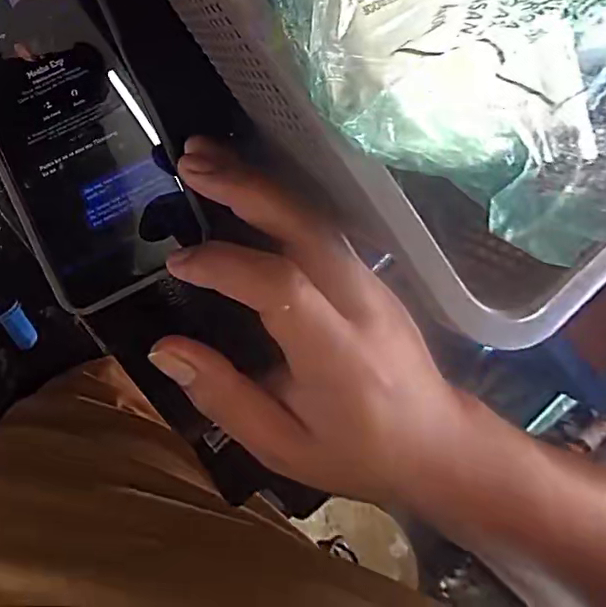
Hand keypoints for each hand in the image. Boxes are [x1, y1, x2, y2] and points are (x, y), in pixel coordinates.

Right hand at [148, 138, 473, 506]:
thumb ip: (223, 396)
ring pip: (306, 211)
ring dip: (251, 178)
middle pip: (300, 226)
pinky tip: (235, 175)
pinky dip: (269, 191)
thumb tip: (163, 349)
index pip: (281, 287)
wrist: (442, 444)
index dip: (226, 264)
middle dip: (242, 188)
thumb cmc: (357, 452)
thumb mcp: (283, 446)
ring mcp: (366, 274)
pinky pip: (311, 217)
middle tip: (189, 165)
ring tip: (200, 154)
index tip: (178, 261)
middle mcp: (357, 299)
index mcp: (338, 352)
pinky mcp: (362, 264)